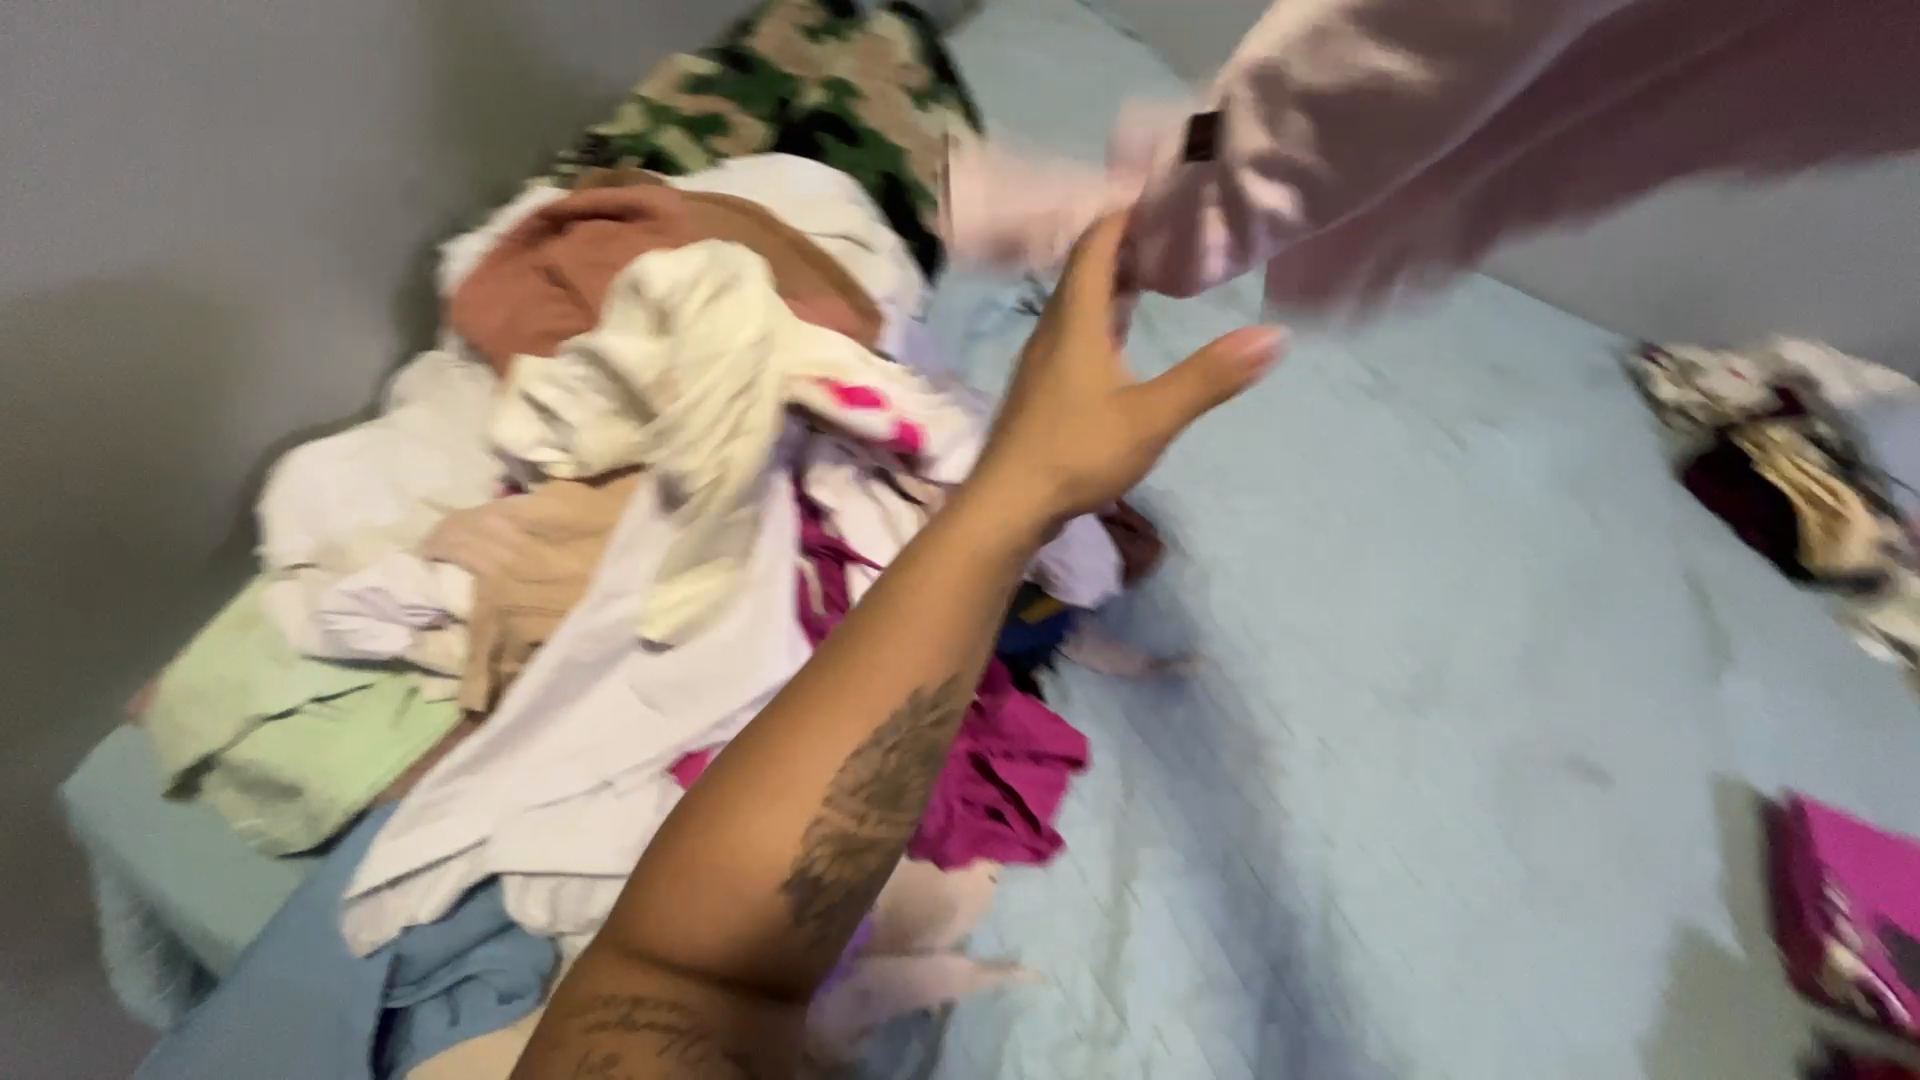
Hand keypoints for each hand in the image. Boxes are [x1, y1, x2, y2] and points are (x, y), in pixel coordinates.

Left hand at [970, 214, 1285, 528]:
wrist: (1008, 504)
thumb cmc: (1075, 453)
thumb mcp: (1151, 417)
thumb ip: (1208, 377)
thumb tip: (1273, 335)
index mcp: (1075, 322)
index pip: (1096, 246)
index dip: (1125, 216)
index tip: (1162, 198)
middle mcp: (1051, 332)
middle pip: (1084, 271)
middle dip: (1125, 247)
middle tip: (1172, 237)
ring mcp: (1040, 363)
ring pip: (1075, 307)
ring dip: (1111, 286)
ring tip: (1153, 279)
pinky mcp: (1039, 392)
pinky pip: (1071, 336)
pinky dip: (1100, 321)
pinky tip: (1119, 342)